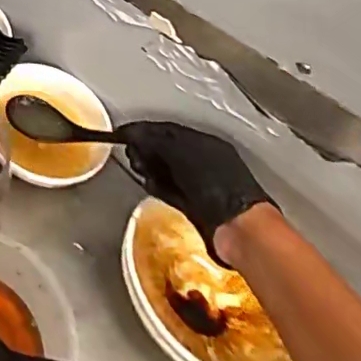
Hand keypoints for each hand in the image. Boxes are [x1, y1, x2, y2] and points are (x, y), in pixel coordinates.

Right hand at [115, 120, 273, 266]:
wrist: (239, 229)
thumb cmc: (215, 185)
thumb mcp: (181, 153)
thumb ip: (154, 140)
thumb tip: (132, 134)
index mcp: (207, 144)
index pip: (168, 131)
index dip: (143, 130)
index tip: (122, 133)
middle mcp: (205, 162)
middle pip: (165, 150)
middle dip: (145, 150)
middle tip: (131, 154)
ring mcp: (201, 185)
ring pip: (165, 170)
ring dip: (150, 169)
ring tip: (140, 170)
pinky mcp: (194, 206)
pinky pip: (169, 190)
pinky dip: (158, 186)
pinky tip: (150, 185)